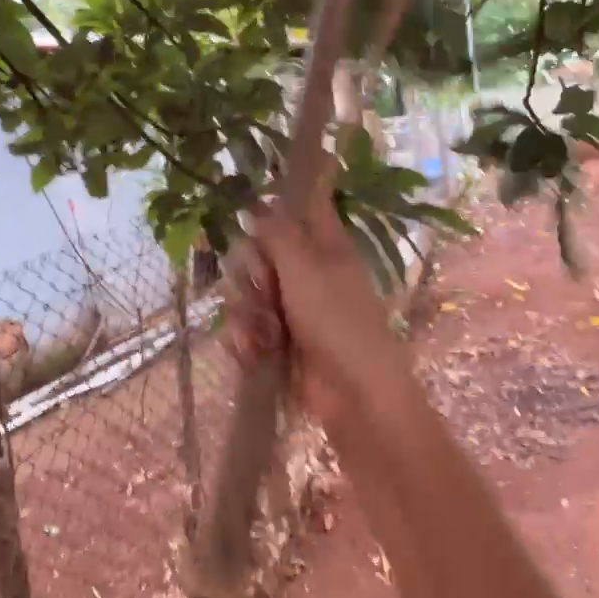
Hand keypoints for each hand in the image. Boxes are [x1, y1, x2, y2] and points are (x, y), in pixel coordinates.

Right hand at [224, 203, 407, 425]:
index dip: (277, 205)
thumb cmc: (336, 318)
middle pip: (259, 252)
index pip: (302, 208)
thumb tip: (258, 207)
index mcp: (324, 246)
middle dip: (251, 271)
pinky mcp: (277, 343)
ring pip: (247, 292)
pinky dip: (246, 340)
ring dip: (248, 312)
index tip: (250, 208)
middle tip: (264, 286)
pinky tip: (254, 351)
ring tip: (264, 332)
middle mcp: (306, 273)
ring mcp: (291, 310)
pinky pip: (245, 328)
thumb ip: (277, 233)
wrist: (353, 392)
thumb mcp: (305, 266)